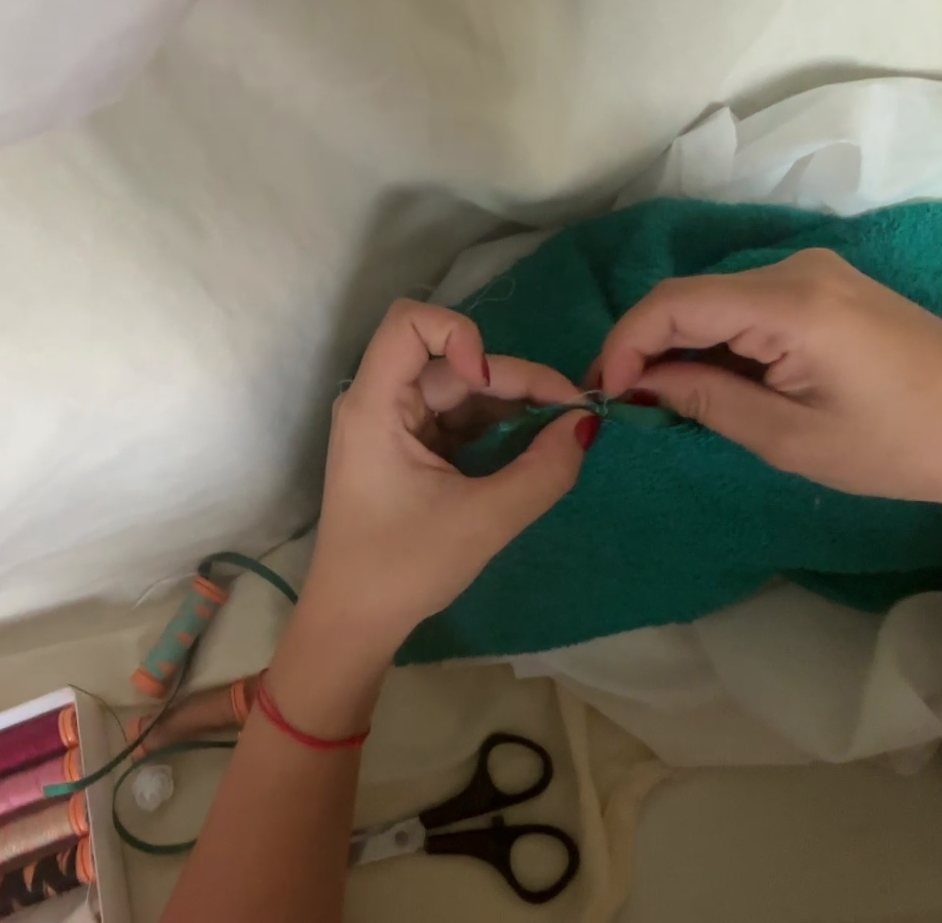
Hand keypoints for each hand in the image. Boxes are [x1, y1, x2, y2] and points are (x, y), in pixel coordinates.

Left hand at [300, 300, 595, 661]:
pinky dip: (494, 426)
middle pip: (450, 361)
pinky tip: (533, 442)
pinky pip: (455, 418)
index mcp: (375, 405)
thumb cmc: (404, 567)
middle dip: (512, 380)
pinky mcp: (407, 447)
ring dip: (510, 404)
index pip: (409, 323)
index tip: (489, 385)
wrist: (355, 618)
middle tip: (576, 411)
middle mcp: (378, 402)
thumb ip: (543, 470)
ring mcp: (392, 424)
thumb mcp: (484, 519)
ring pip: (458, 389)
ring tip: (563, 428)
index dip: (459, 334)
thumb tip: (587, 424)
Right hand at [596, 248, 941, 517]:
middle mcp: (798, 268)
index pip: (672, 303)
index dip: (625, 344)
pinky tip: (709, 376)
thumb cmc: (898, 448)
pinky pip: (744, 303)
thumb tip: (638, 382)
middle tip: (622, 400)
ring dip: (677, 343)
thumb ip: (702, 399)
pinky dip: (712, 338)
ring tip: (661, 396)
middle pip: (687, 295)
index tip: (607, 395)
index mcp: (790, 302)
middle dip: (644, 345)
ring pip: (712, 298)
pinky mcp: (828, 287)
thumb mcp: (786, 438)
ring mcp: (816, 272)